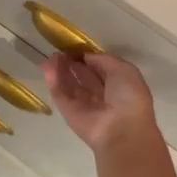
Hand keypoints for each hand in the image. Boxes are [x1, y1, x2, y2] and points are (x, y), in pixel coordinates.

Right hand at [41, 52, 158, 152]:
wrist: (120, 129)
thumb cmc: (129, 97)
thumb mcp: (124, 70)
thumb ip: (104, 60)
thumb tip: (86, 56)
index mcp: (118, 85)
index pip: (99, 68)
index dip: (88, 57)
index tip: (77, 46)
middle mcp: (100, 95)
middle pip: (83, 75)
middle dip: (72, 62)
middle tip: (61, 49)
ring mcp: (83, 104)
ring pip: (69, 83)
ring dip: (60, 68)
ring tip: (52, 55)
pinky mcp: (67, 110)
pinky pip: (59, 92)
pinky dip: (53, 79)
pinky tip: (48, 65)